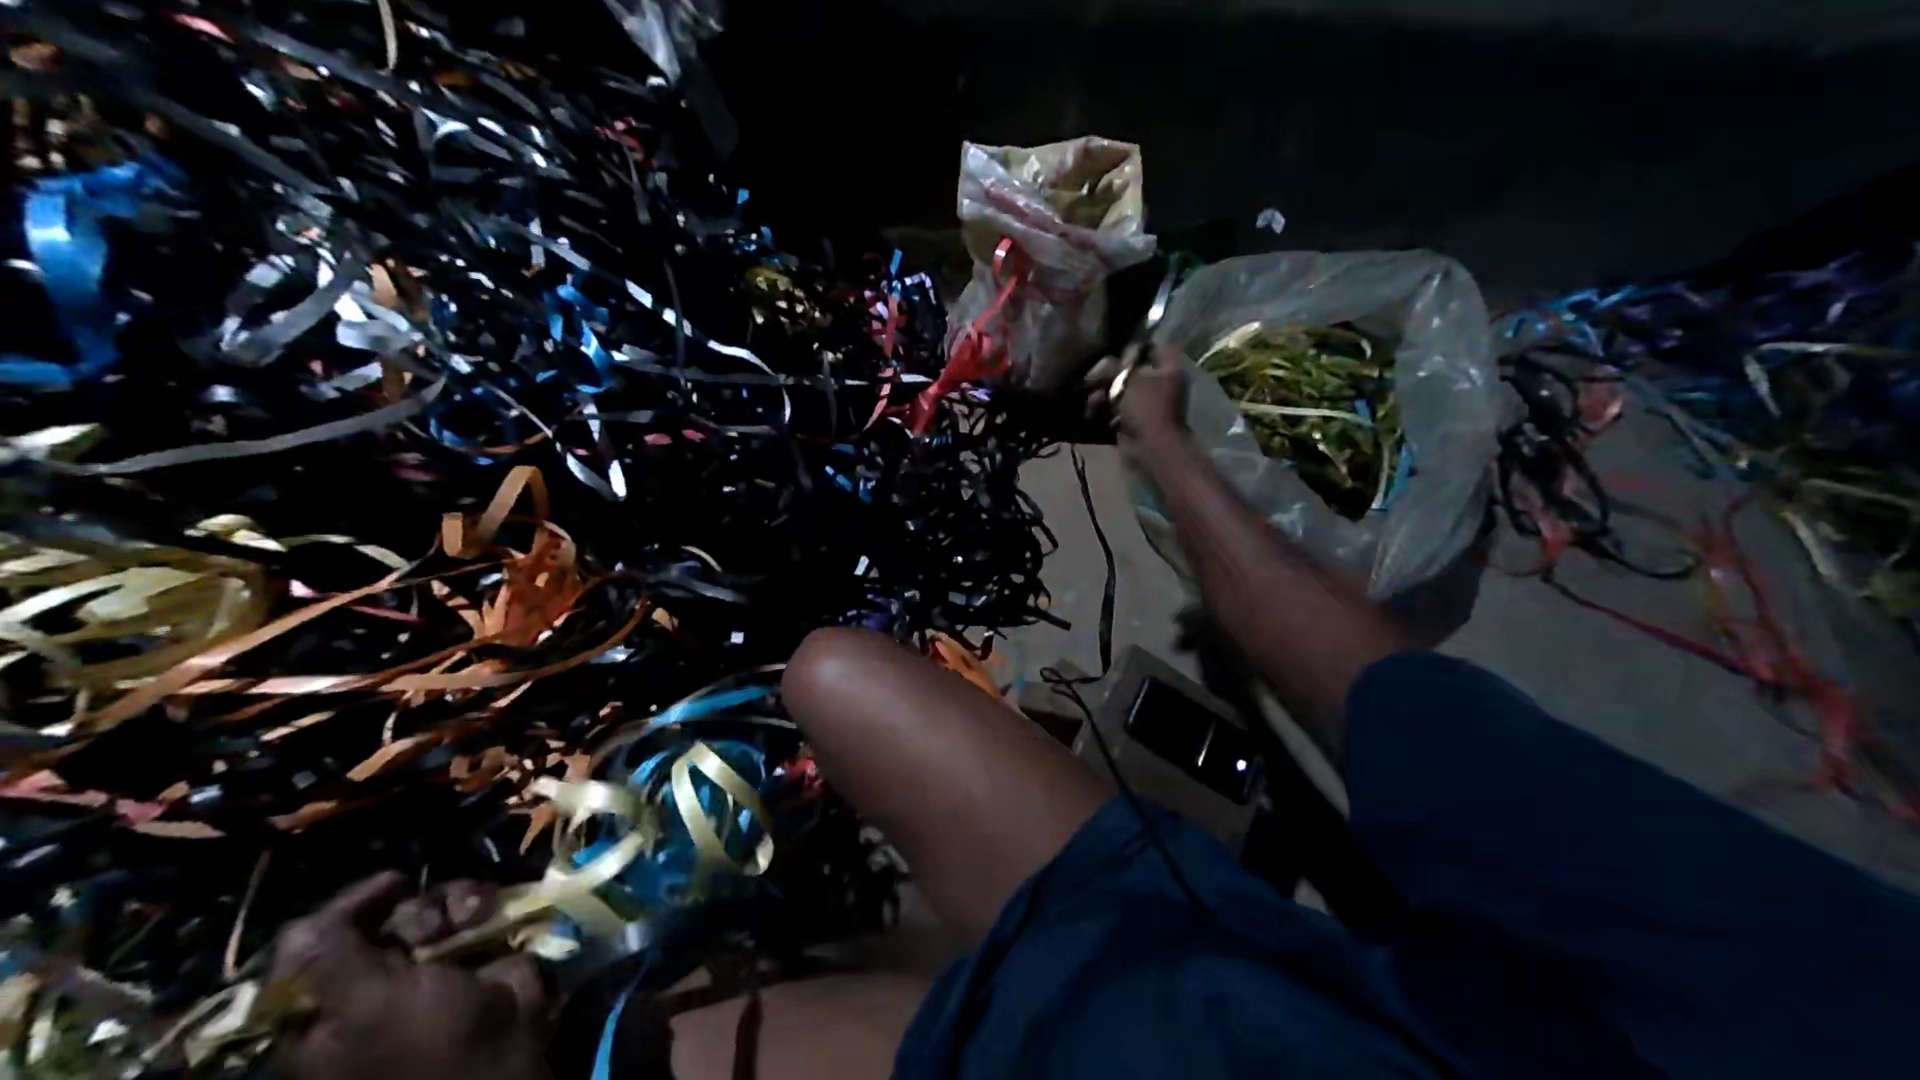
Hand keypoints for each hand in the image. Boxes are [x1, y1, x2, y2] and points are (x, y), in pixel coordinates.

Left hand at [270, 873, 549, 1079]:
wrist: (500, 1053)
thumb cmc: (421, 1038)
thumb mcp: (364, 1002)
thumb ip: (331, 955)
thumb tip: (316, 915)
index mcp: (330, 1007)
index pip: (319, 944)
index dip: (348, 910)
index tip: (389, 885)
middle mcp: (374, 982)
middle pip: (380, 919)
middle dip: (412, 910)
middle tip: (431, 927)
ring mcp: (426, 965)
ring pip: (429, 906)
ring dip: (452, 901)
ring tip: (471, 916)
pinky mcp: (472, 950)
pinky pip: (470, 907)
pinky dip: (480, 901)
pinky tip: (488, 912)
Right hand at [1086, 344, 1186, 454]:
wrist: (1150, 448)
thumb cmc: (1146, 408)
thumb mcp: (1129, 378)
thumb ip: (1116, 365)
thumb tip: (1107, 363)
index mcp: (1168, 368)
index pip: (1154, 347)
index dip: (1135, 348)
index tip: (1116, 353)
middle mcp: (1160, 383)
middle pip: (1131, 369)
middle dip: (1110, 373)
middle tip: (1093, 378)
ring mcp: (1147, 403)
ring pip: (1120, 389)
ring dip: (1102, 393)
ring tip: (1091, 401)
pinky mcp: (1134, 420)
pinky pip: (1115, 408)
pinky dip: (1104, 409)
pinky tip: (1092, 412)